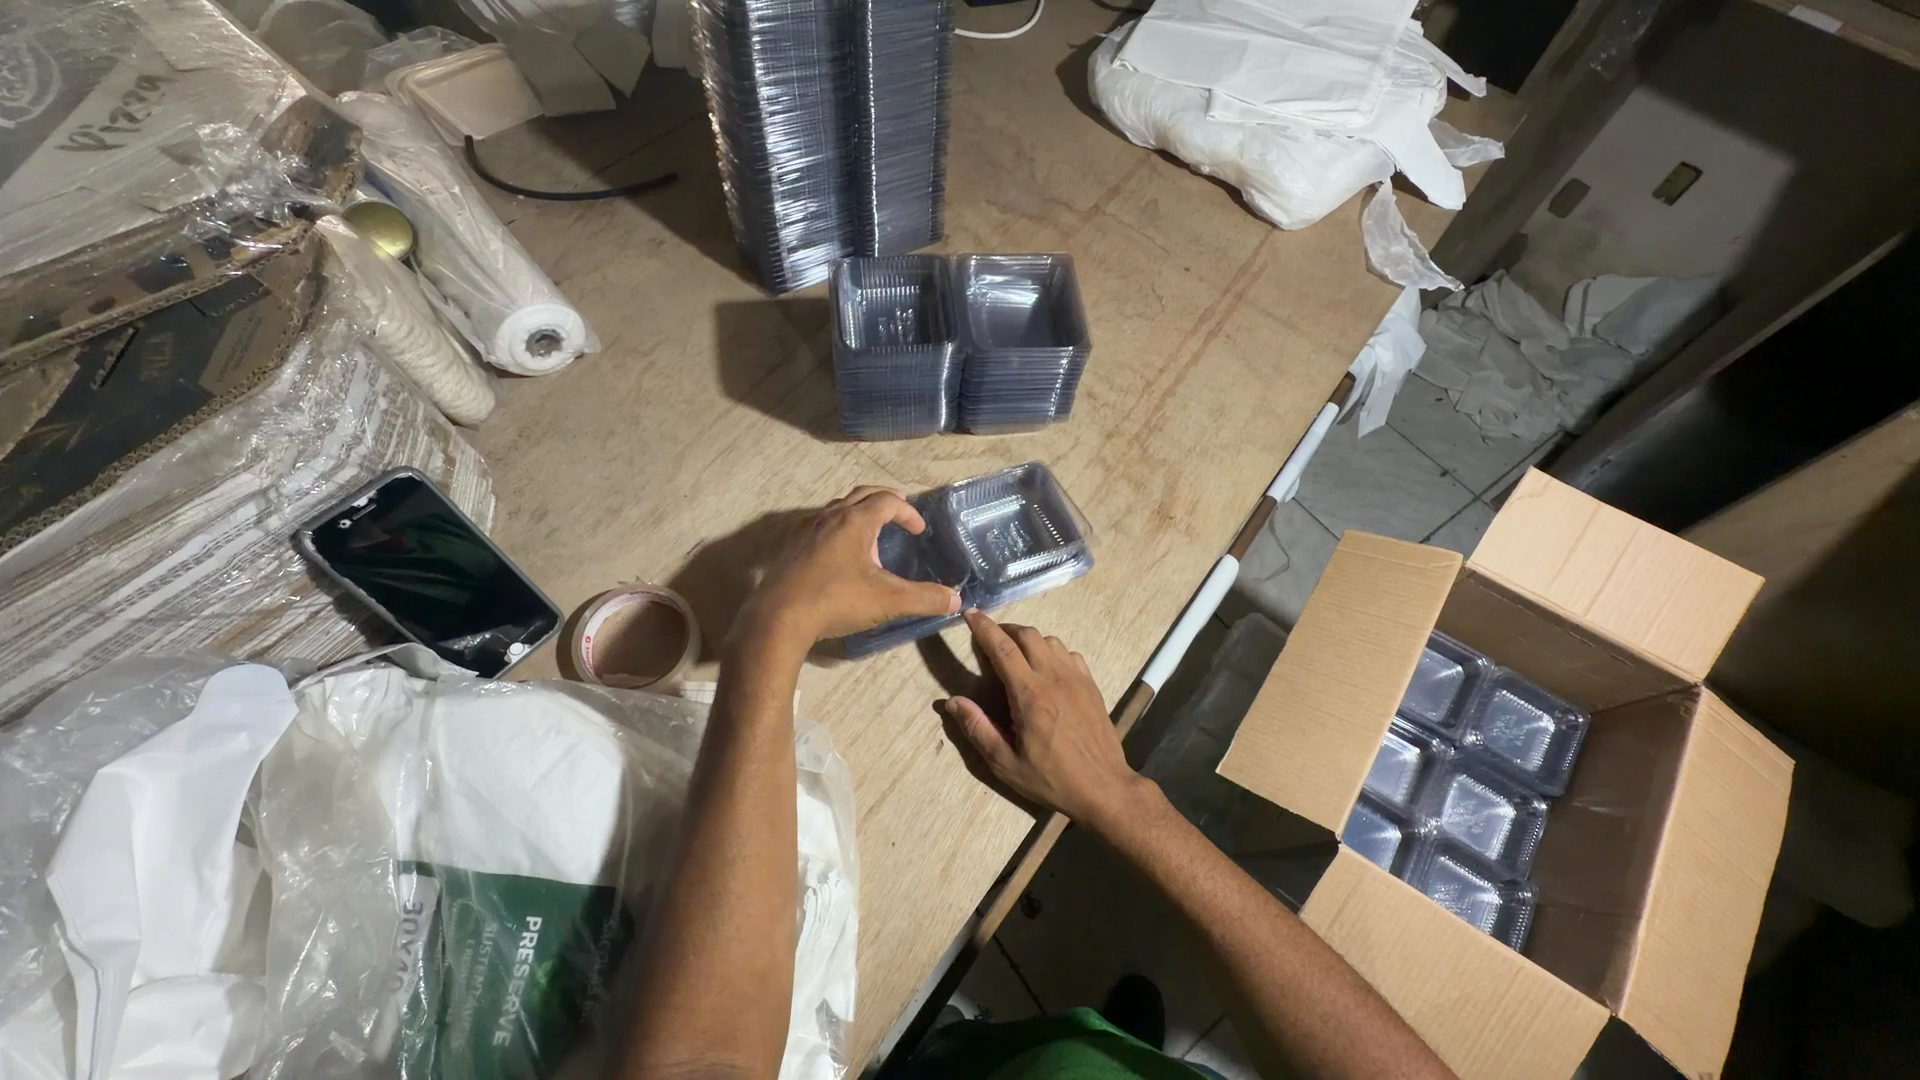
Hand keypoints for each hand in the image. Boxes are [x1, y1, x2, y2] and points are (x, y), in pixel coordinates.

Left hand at [740, 486, 960, 646]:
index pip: (888, 501)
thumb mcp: (888, 601)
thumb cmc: (835, 601)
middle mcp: (829, 517)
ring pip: (837, 508)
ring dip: (858, 512)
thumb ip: (924, 599)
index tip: (919, 530)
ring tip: (871, 531)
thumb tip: (955, 599)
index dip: (908, 512)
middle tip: (899, 512)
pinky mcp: (791, 548)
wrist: (778, 618)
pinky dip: (837, 527)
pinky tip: (839, 553)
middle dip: (884, 500)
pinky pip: (819, 525)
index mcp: (855, 521)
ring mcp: (806, 530)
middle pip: (861, 494)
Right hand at [944, 611, 1151, 828]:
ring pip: (1050, 640)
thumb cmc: (1052, 779)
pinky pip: (1069, 654)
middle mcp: (1054, 678)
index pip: (1002, 649)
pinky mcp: (1091, 685)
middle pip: (1027, 635)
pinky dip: (1052, 652)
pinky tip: (1047, 670)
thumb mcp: (1006, 764)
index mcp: (1030, 696)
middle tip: (990, 639)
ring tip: (1016, 655)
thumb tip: (953, 702)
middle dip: (1005, 629)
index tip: (971, 614)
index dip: (984, 627)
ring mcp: (1077, 679)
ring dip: (1029, 640)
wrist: (1104, 788)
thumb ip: (978, 730)